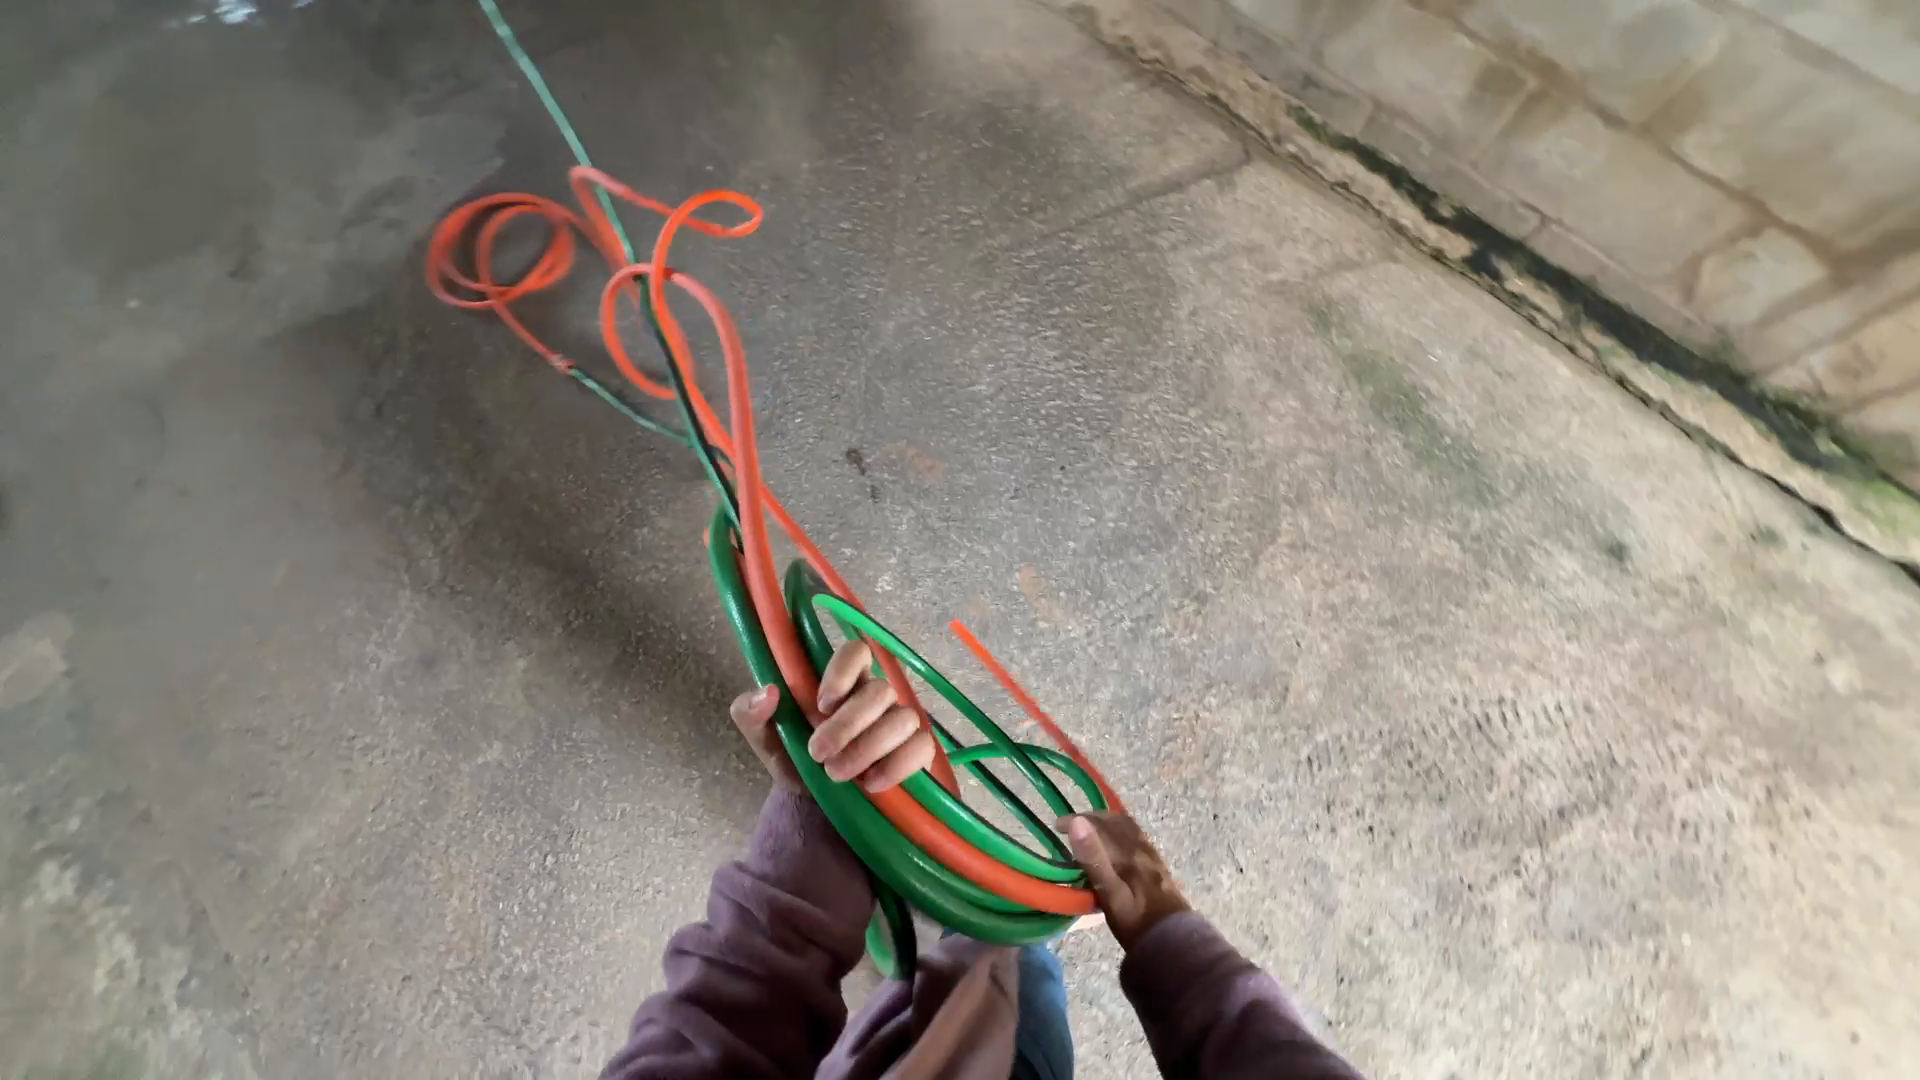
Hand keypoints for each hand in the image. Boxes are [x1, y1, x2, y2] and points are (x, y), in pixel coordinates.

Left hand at [727, 639, 938, 794]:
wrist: (812, 803)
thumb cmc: (794, 757)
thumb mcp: (764, 737)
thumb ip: (751, 712)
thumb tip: (768, 692)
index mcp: (843, 681)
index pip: (857, 651)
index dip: (844, 671)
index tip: (822, 703)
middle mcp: (876, 696)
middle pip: (880, 690)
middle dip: (848, 725)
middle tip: (818, 753)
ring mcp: (900, 722)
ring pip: (903, 719)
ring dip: (868, 748)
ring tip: (837, 775)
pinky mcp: (916, 751)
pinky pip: (921, 747)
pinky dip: (898, 766)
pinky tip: (871, 784)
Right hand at [1061, 811, 1191, 950]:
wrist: (1174, 943)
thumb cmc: (1135, 922)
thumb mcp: (1109, 893)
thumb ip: (1093, 858)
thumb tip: (1078, 822)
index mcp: (1126, 852)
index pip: (1098, 825)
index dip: (1075, 821)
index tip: (1058, 826)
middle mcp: (1140, 848)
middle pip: (1114, 821)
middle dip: (1090, 818)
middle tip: (1072, 825)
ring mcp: (1151, 856)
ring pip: (1127, 827)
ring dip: (1106, 822)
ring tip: (1092, 829)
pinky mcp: (1158, 866)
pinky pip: (1137, 837)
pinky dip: (1121, 831)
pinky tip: (1117, 844)